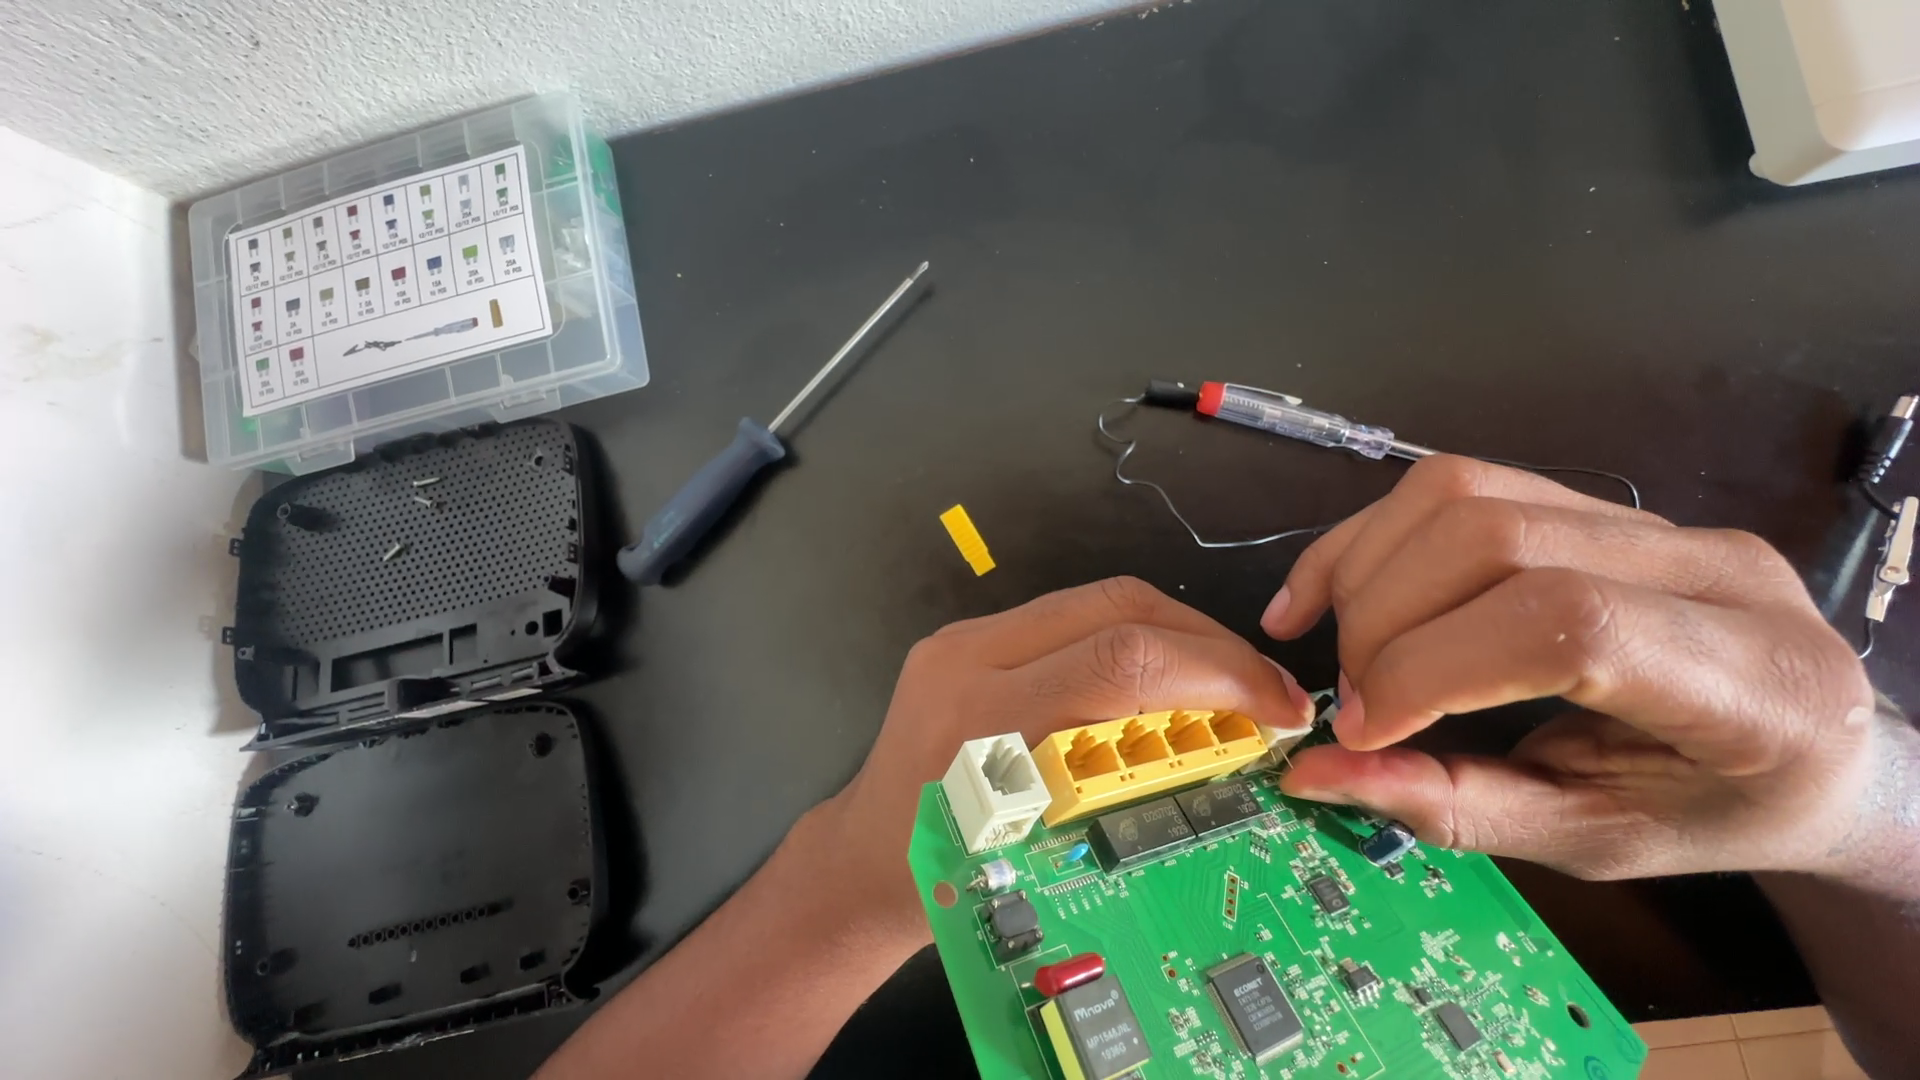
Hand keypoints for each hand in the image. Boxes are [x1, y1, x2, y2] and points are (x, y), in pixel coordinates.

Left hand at [819, 576, 1315, 939]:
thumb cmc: (947, 885)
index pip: (1120, 659)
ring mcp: (963, 639)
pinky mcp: (965, 638)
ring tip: (1222, 680)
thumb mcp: (1044, 857)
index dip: (1217, 673)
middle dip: (1206, 639)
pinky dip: (1129, 637)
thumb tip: (1226, 746)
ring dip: (1173, 632)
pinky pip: (1067, 617)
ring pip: (1094, 599)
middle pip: (1115, 604)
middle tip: (1261, 686)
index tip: (1277, 708)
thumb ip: (1129, 790)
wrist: (861, 860)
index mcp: (985, 720)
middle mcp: (970, 657)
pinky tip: (1159, 678)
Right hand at [1260, 455, 1881, 883]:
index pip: (1563, 622)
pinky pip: (1448, 488)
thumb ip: (1452, 805)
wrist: (1799, 750)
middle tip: (1352, 699)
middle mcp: (1707, 565)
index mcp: (1754, 676)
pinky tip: (1325, 594)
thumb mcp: (1585, 839)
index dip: (1432, 667)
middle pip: (1491, 537)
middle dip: (1381, 622)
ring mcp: (1641, 516)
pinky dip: (1364, 541)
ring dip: (1363, 572)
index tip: (1360, 729)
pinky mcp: (1581, 500)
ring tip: (1342, 647)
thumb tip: (1311, 773)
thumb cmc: (1704, 813)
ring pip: (1456, 492)